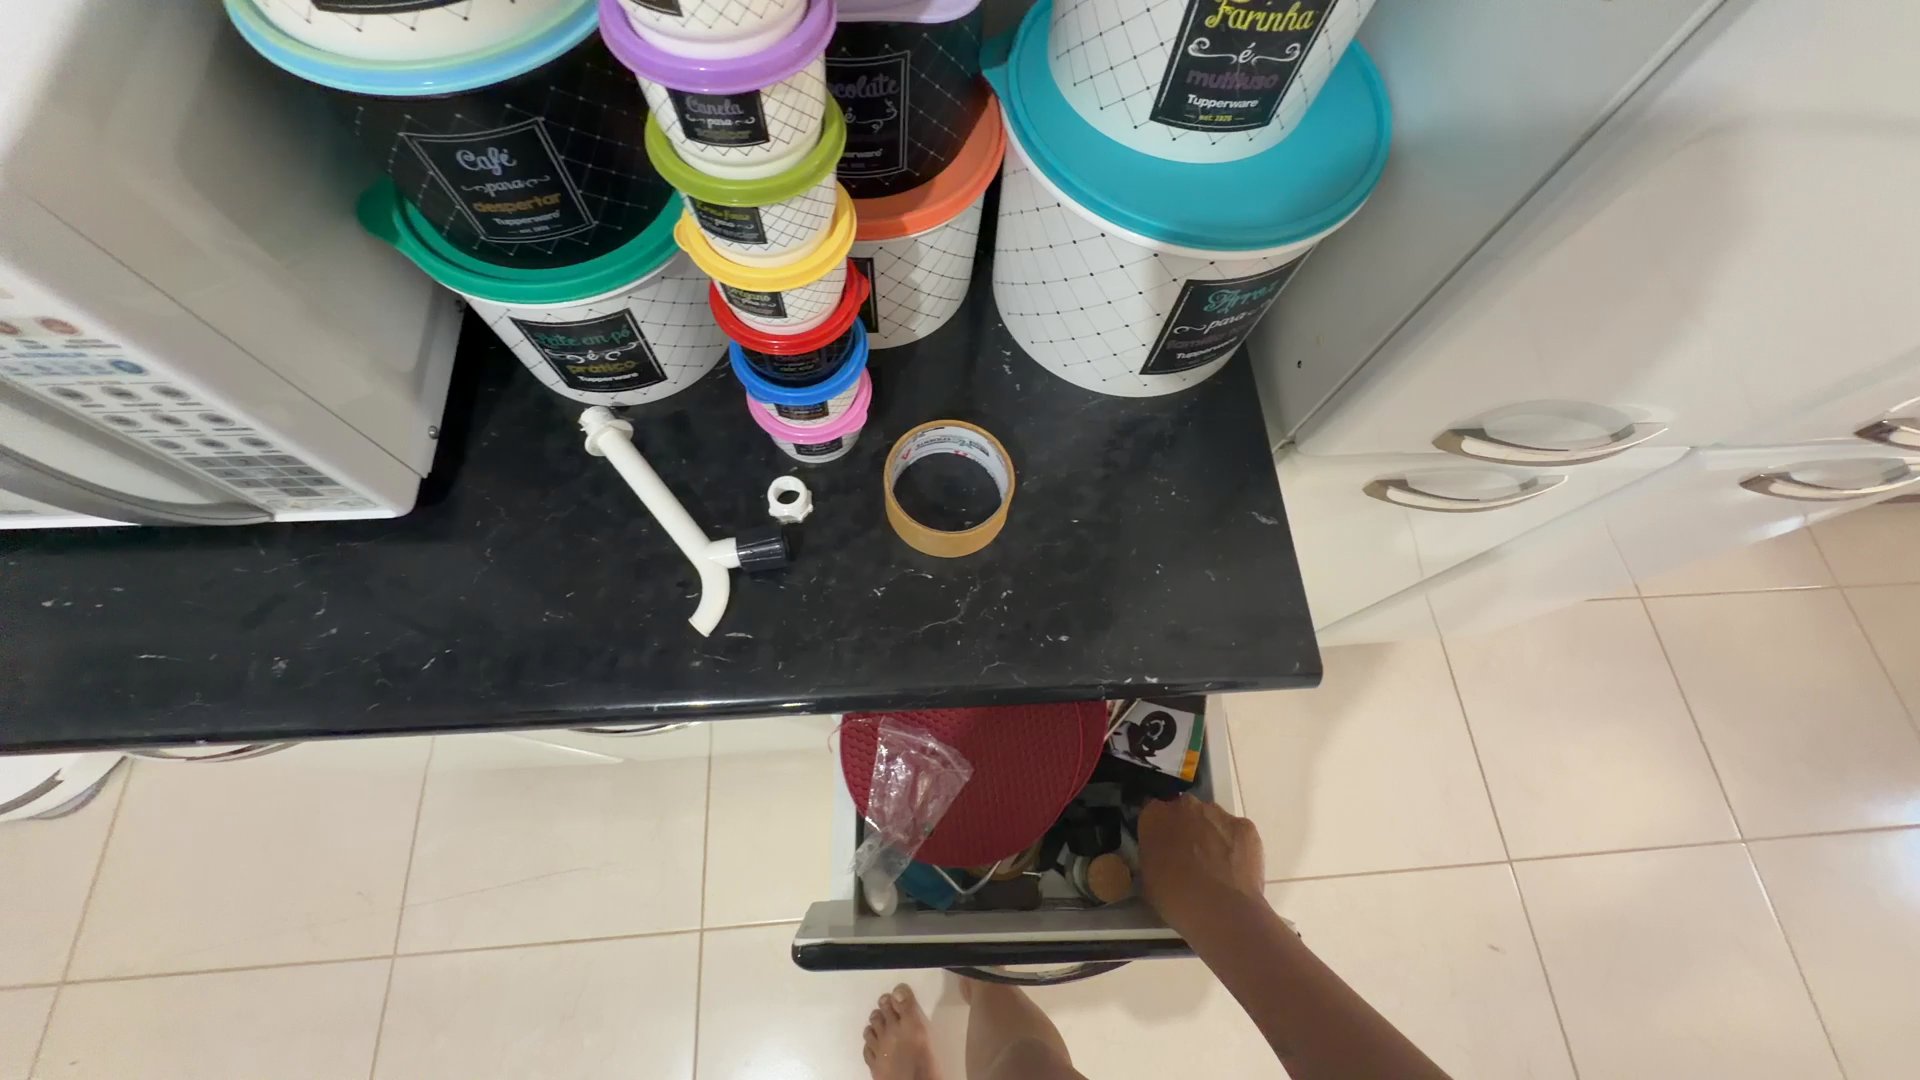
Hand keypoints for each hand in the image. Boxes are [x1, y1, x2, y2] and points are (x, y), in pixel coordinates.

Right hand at [1137, 795, 1265, 933]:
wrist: (1221, 910)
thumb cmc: (1175, 898)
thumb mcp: (1147, 877)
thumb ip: (1153, 855)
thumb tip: (1163, 856)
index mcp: (1155, 815)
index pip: (1154, 812)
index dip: (1161, 830)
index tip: (1165, 848)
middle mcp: (1185, 805)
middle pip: (1185, 810)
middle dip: (1187, 828)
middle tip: (1191, 858)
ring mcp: (1217, 813)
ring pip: (1213, 819)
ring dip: (1212, 835)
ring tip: (1217, 868)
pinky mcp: (1245, 826)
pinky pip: (1237, 832)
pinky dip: (1236, 846)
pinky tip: (1236, 869)